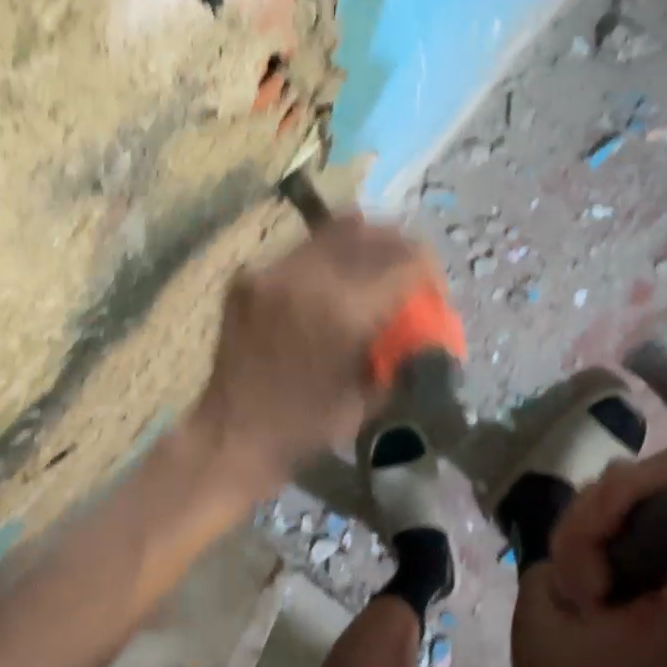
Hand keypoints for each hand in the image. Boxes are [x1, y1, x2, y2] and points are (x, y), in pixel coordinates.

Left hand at [190, 211, 433, 500]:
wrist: (232, 434)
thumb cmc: (307, 427)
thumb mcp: (371, 396)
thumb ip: (401, 351)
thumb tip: (425, 325)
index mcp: (345, 312)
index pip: (405, 263)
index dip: (429, 270)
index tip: (434, 287)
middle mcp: (307, 279)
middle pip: (369, 233)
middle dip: (398, 246)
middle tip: (409, 267)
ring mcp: (271, 273)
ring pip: (331, 232)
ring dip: (361, 244)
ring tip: (373, 266)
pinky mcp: (247, 277)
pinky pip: (297, 252)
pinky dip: (323, 260)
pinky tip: (329, 283)